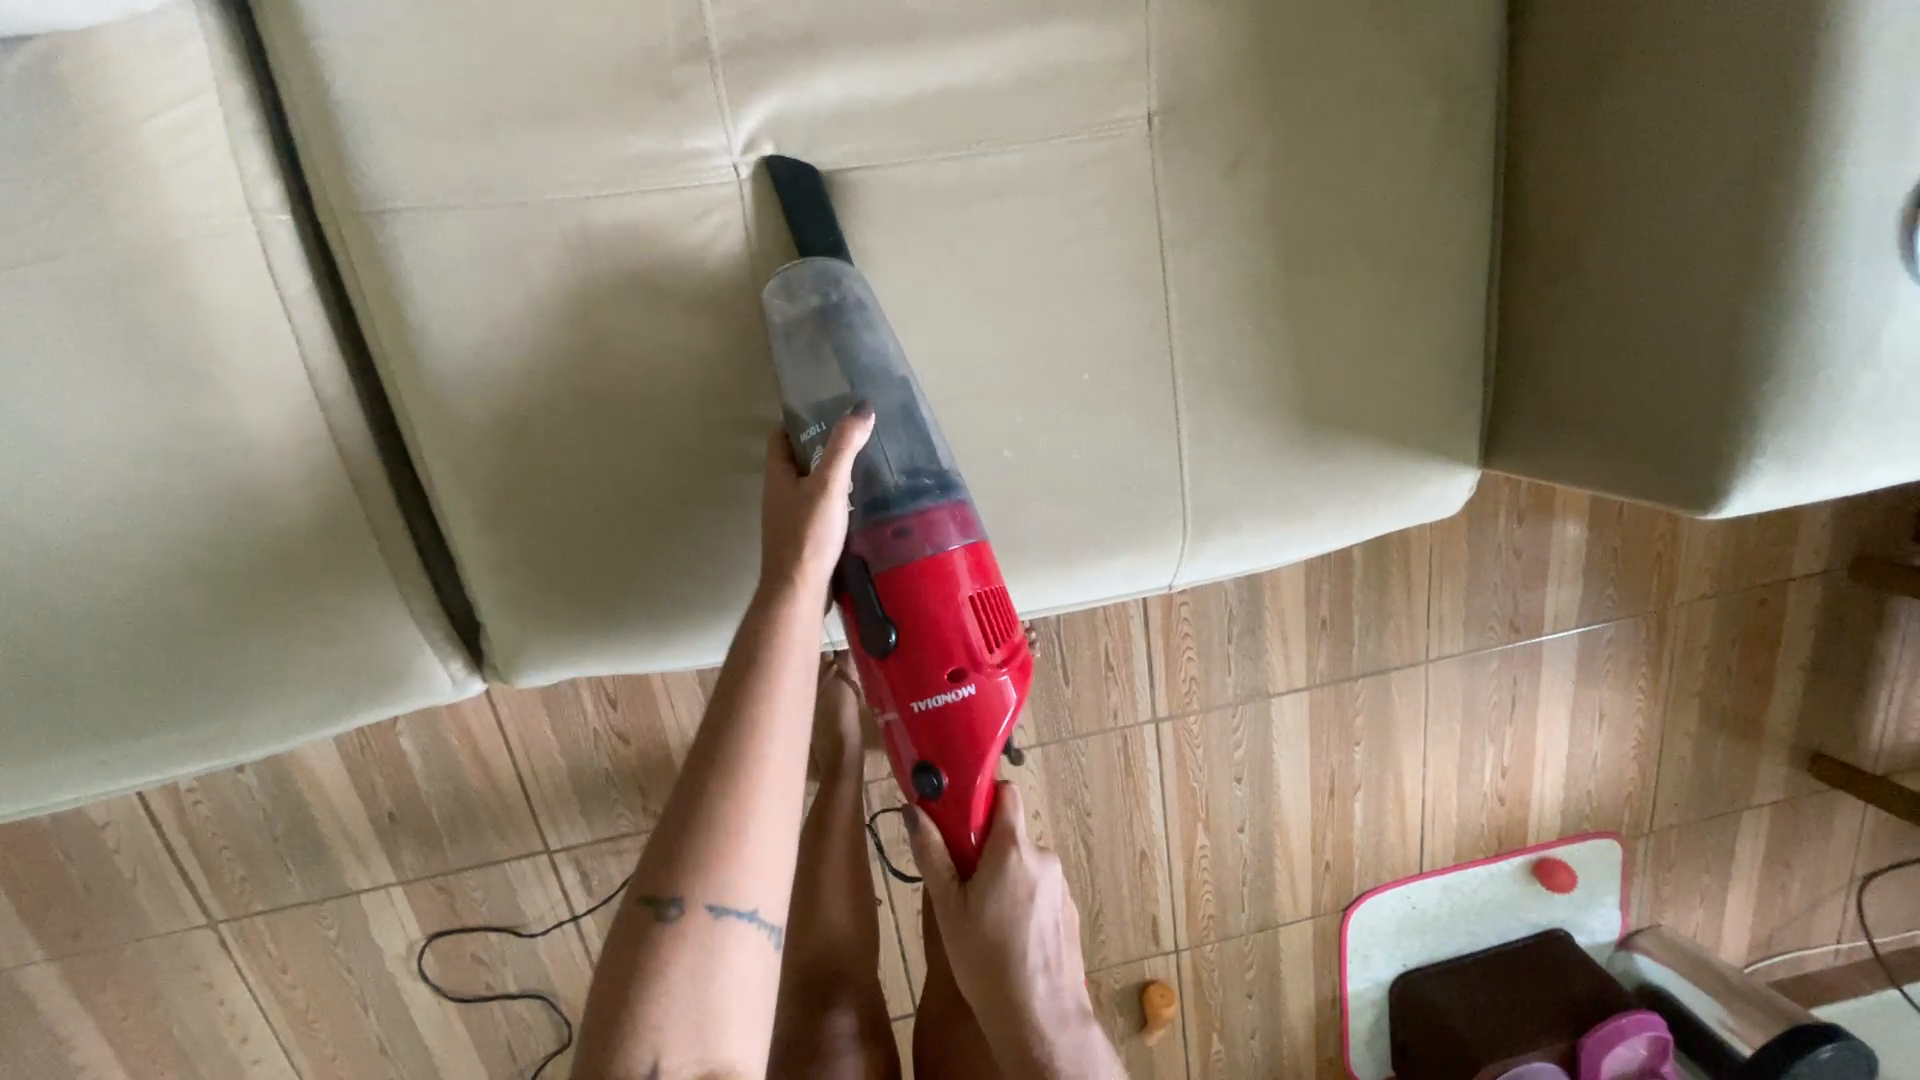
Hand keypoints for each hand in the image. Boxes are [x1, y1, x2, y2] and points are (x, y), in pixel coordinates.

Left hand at [758, 408, 874, 594]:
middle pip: (796, 461)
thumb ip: (844, 446)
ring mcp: (788, 519)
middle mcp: (778, 494)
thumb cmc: (808, 533)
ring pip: (809, 488)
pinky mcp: (802, 540)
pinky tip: (857, 506)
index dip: (798, 420)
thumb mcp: (829, 484)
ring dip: (829, 477)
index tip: (827, 411)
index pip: (780, 436)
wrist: (798, 589)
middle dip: (820, 448)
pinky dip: (835, 503)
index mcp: (777, 475)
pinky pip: (818, 512)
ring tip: (861, 468)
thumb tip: (861, 407)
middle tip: (853, 437)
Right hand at [907, 784, 1123, 1079]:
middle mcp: (1044, 857)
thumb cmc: (985, 959)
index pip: (1007, 792)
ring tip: (985, 920)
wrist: (1040, 1019)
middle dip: (988, 851)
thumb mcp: (948, 907)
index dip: (984, 798)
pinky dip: (1024, 902)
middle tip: (964, 885)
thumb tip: (914, 811)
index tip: (961, 820)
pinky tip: (1010, 937)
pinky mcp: (1071, 912)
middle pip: (1012, 835)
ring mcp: (1062, 886)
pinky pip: (1041, 891)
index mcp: (1014, 848)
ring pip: (1026, 866)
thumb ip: (932, 854)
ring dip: (1006, 878)